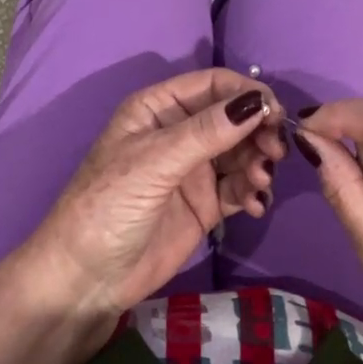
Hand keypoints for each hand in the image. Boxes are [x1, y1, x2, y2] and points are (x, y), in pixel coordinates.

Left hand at [24, 68, 288, 315]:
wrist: (87, 278)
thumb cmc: (109, 206)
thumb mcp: (155, 162)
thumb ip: (206, 133)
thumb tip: (256, 102)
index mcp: (158, 107)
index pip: (212, 85)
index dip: (246, 93)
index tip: (275, 112)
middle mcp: (178, 131)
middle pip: (233, 117)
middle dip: (258, 129)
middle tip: (274, 153)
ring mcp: (192, 169)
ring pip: (240, 151)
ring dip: (258, 162)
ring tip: (260, 183)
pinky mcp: (204, 204)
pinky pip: (239, 187)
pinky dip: (253, 191)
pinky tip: (256, 206)